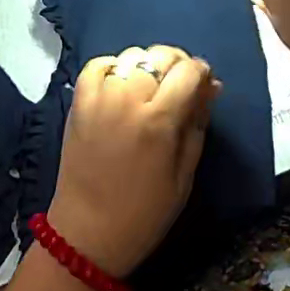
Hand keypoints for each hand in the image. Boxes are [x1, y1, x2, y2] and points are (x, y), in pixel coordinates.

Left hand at [46, 45, 217, 277]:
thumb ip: (198, 123)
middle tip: (181, 85)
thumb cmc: (145, 212)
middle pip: (161, 55)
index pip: (188, 71)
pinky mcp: (79, 104)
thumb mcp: (185, 173)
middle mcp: (128, 100)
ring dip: (147, 65)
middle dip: (178, 64)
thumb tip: (211, 87)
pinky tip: (122, 83)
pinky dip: (114, 67)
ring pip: (132, 56)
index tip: (204, 86)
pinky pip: (98, 66)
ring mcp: (100, 99)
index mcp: (159, 120)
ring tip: (151, 87)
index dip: (202, 72)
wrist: (87, 235)